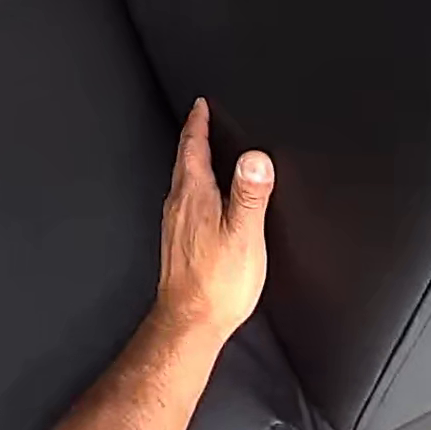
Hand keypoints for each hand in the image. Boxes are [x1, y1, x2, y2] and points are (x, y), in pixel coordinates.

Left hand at [154, 99, 272, 343]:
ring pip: (181, 178)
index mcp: (195, 196)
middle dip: (193, 135)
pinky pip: (183, 197)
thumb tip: (256, 157)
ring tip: (201, 149)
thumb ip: (251, 194)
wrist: (188, 324)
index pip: (193, 148)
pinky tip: (200, 194)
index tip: (200, 105)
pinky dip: (191, 181)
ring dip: (191, 158)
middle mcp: (180, 205)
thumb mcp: (244, 234)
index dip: (198, 123)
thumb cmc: (217, 283)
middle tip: (200, 119)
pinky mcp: (177, 239)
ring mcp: (175, 223)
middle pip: (183, 159)